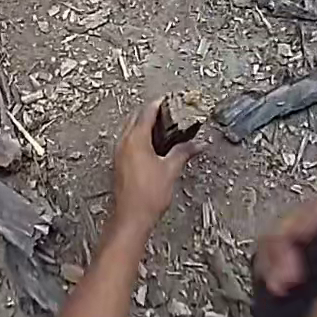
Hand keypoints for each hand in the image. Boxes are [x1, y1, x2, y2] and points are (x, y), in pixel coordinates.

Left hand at [107, 98, 203, 236]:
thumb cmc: (148, 195)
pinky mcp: (119, 163)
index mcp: (135, 140)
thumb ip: (183, 152)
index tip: (168, 100)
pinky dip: (139, 137)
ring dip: (143, 124)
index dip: (158, 104)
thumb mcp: (171, 170)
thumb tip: (197, 144)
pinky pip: (127, 142)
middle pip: (135, 118)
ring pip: (129, 130)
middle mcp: (123, 143)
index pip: (146, 113)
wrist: (131, 217)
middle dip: (150, 112)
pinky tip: (151, 146)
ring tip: (161, 126)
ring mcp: (119, 153)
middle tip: (167, 111)